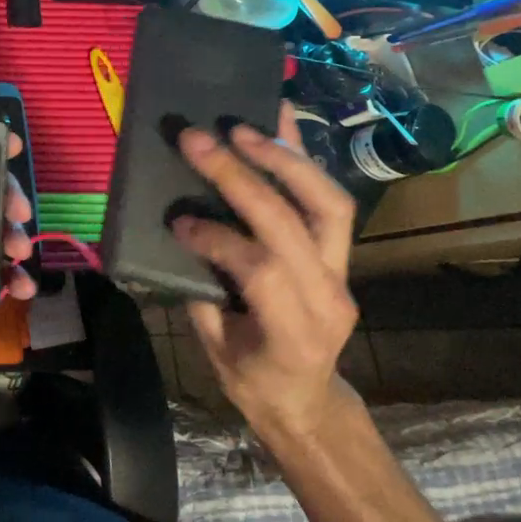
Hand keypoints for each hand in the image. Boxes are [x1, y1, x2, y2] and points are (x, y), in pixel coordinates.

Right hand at [172, 102, 360, 438]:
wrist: (306, 400)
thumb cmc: (251, 378)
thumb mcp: (215, 347)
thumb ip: (203, 288)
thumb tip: (181, 228)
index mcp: (294, 333)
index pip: (261, 269)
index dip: (216, 239)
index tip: (176, 223)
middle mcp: (329, 296)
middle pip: (292, 223)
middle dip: (240, 176)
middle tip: (197, 140)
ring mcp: (343, 271)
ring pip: (328, 202)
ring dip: (284, 158)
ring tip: (242, 127)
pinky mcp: (342, 253)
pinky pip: (329, 199)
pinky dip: (303, 157)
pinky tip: (281, 120)